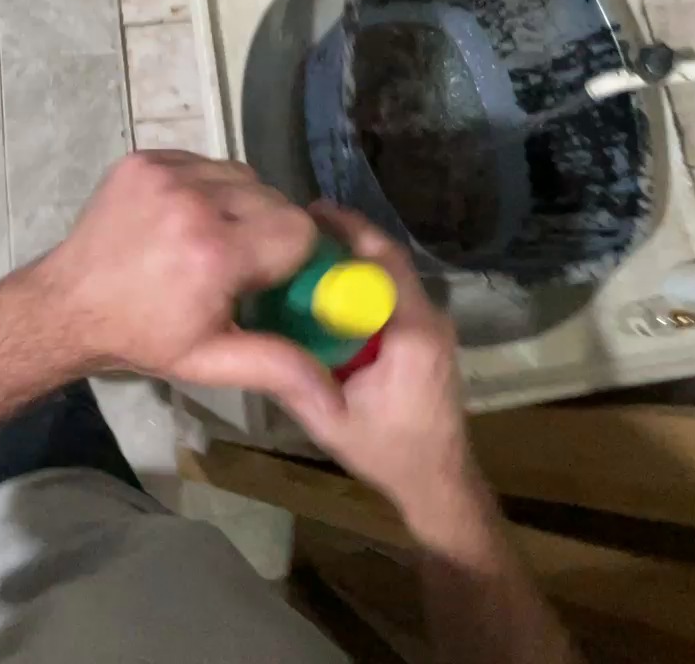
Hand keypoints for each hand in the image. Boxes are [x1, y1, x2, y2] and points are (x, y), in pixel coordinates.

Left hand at [32, 151, 342, 419]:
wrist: (66, 304)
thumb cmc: (143, 336)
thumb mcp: (209, 361)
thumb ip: (277, 367)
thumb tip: (336, 398)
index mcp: (214, 253)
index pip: (298, 229)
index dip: (291, 256)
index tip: (266, 277)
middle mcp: (193, 202)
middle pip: (274, 199)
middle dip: (267, 230)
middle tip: (237, 262)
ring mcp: (164, 174)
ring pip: (242, 175)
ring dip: (240, 203)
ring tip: (210, 235)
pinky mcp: (143, 159)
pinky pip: (205, 162)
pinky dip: (206, 184)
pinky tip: (185, 215)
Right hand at [279, 203, 476, 514]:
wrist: (439, 483)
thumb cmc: (387, 452)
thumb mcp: (328, 420)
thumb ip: (294, 378)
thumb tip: (255, 335)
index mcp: (412, 332)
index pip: (385, 261)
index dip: (351, 228)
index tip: (313, 210)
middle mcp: (430, 319)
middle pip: (389, 260)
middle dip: (349, 235)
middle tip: (303, 224)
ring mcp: (434, 327)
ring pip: (394, 274)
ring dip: (357, 256)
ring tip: (311, 248)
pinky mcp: (429, 336)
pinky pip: (396, 293)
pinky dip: (366, 279)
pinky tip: (333, 285)